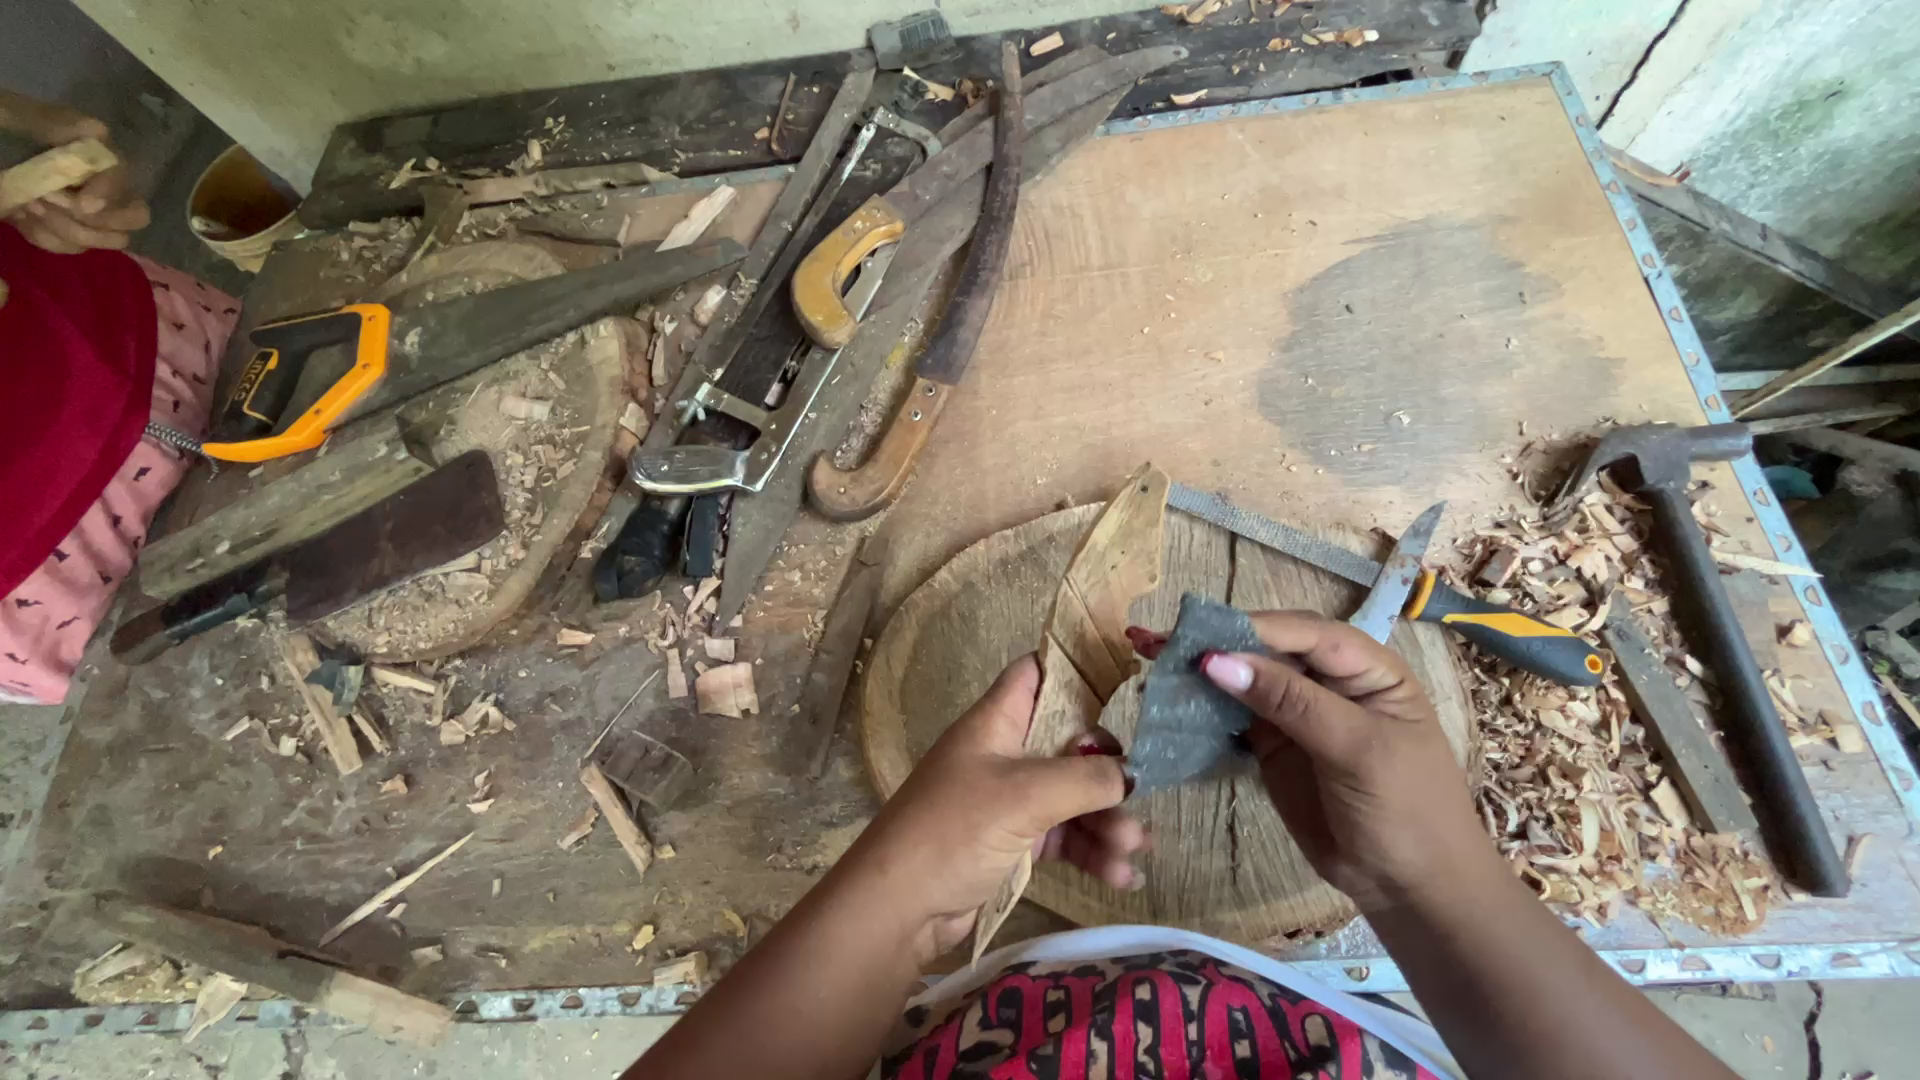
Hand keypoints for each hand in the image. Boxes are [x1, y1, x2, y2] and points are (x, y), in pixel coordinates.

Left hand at [3, 105, 148, 253]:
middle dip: (101, 221)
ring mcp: (84, 211)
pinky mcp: (64, 229)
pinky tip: (22, 219)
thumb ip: (46, 120)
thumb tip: (96, 130)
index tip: (83, 206)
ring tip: (28, 207)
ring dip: (68, 230)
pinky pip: (76, 248)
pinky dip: (48, 238)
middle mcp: (97, 183)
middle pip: (136, 215)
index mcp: (85, 150)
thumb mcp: (5, 115)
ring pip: (113, 238)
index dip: (111, 193)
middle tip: (53, 206)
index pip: (123, 175)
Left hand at [847, 654, 1146, 961]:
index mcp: (995, 722)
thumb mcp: (1022, 796)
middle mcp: (1002, 753)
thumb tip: (1132, 773)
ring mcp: (1007, 800)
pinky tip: (1121, 876)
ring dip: (1105, 818)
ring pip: (1070, 795)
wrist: (899, 907)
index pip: (1035, 675)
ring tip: (1136, 848)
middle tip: (1140, 791)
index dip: (1075, 670)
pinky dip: (1090, 851)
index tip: (1124, 684)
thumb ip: (1083, 779)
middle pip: (1066, 742)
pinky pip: (1061, 836)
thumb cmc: (954, 830)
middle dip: (1106, 767)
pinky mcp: (1012, 842)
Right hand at [1184, 610, 1499, 913]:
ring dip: (1199, 669)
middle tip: (1156, 640)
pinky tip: (1169, 697)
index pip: (1304, 634)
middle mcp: (1327, 679)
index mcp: (1366, 668)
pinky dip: (1201, 705)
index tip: (1201, 641)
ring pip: (1243, 677)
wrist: (1410, 889)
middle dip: (1215, 641)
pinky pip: (1232, 714)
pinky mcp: (1272, 743)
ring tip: (1148, 656)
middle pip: (1266, 647)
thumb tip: (1216, 661)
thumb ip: (1289, 701)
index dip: (1253, 631)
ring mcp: (1296, 712)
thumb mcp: (1356, 748)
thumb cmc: (1405, 809)